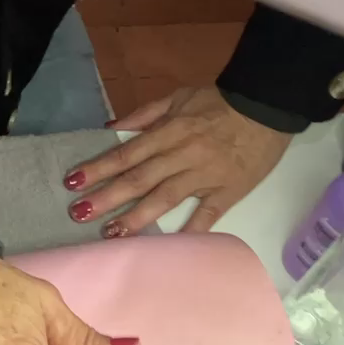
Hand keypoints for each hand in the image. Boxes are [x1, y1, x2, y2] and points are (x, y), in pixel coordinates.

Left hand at [63, 86, 289, 236]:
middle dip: (108, 197)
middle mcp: (182, 155)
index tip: (73, 182)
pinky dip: (191, 231)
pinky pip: (207, 215)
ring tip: (111, 233)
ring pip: (166, 198)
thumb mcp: (179, 96)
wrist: (270, 102)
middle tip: (79, 213)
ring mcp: (204, 176)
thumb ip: (144, 115)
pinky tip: (169, 248)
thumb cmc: (220, 101)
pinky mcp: (227, 191)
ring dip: (137, 217)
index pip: (126, 153)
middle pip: (139, 178)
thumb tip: (109, 129)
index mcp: (169, 132)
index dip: (99, 168)